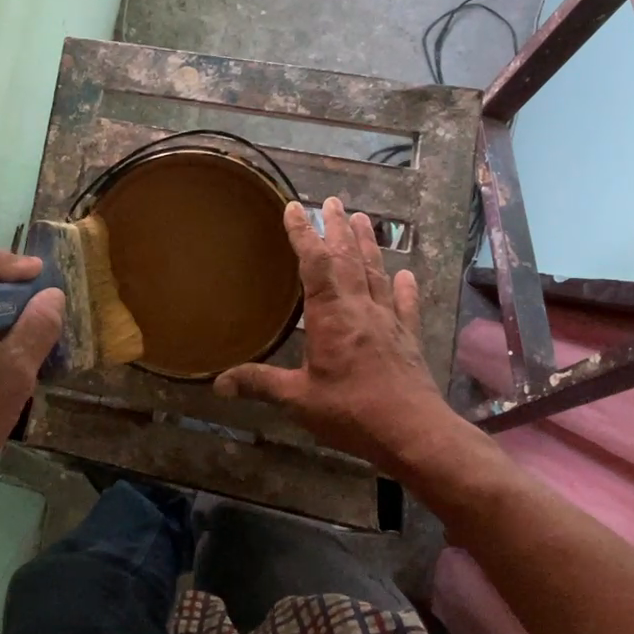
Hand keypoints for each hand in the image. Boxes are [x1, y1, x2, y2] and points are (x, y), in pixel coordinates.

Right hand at [214, 197, 466, 472]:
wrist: (414, 432)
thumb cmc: (352, 411)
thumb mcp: (298, 399)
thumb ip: (260, 384)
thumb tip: (218, 383)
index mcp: (331, 315)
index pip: (314, 263)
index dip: (303, 232)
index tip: (294, 207)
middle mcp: (360, 308)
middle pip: (348, 258)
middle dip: (338, 228)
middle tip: (333, 201)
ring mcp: (388, 322)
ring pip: (376, 273)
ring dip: (368, 245)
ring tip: (364, 218)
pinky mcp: (408, 339)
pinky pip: (405, 305)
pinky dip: (404, 288)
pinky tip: (405, 274)